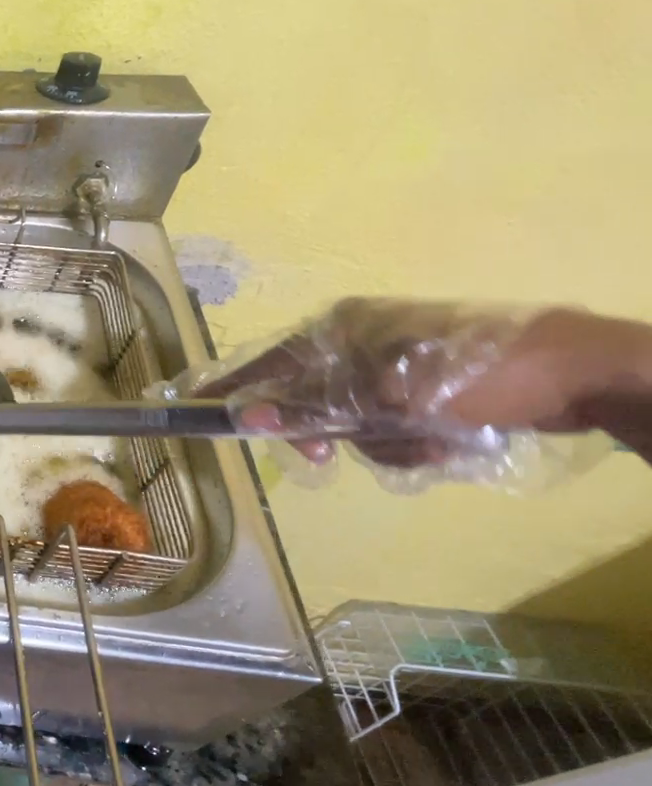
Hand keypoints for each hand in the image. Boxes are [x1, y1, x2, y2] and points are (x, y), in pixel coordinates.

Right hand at [187, 298, 651, 468]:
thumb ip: (310, 408)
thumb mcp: (384, 396)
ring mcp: (394, 364)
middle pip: (308, 396)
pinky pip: (390, 424)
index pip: (268, 360)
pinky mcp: (426, 387)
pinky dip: (410, 440)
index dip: (232, 386)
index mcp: (343, 328)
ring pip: (353, 419)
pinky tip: (445, 440)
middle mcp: (361, 342)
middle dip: (323, 429)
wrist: (587, 375)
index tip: (197, 408)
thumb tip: (242, 417)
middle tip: (327, 457)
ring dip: (380, 442)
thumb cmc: (477, 374)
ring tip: (426, 442)